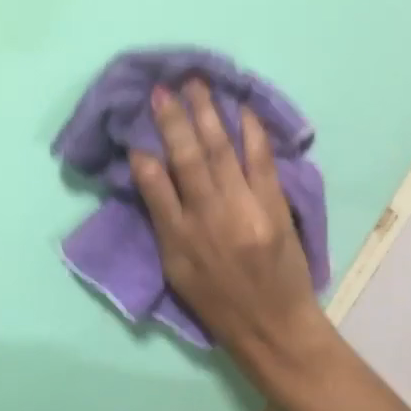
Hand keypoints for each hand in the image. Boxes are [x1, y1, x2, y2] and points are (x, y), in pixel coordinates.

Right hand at [130, 81, 337, 378]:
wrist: (273, 325)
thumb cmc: (217, 302)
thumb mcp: (176, 270)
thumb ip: (163, 222)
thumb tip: (151, 175)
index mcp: (179, 239)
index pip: (155, 186)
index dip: (144, 155)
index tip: (135, 130)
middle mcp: (209, 219)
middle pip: (188, 159)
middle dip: (173, 120)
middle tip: (163, 88)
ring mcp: (245, 210)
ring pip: (222, 152)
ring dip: (208, 115)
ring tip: (196, 85)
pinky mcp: (274, 206)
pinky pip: (260, 161)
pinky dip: (251, 132)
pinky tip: (241, 108)